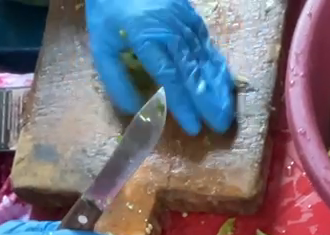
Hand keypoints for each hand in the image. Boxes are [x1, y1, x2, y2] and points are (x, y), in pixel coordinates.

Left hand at [87, 0, 234, 135]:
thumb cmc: (109, 11)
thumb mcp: (101, 45)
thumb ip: (116, 79)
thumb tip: (136, 110)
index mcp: (145, 37)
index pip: (170, 77)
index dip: (183, 104)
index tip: (194, 127)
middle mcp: (170, 30)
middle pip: (194, 71)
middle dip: (208, 101)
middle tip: (220, 126)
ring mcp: (184, 21)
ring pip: (205, 60)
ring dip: (218, 88)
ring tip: (227, 113)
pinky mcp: (193, 17)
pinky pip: (208, 47)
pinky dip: (218, 68)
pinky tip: (225, 86)